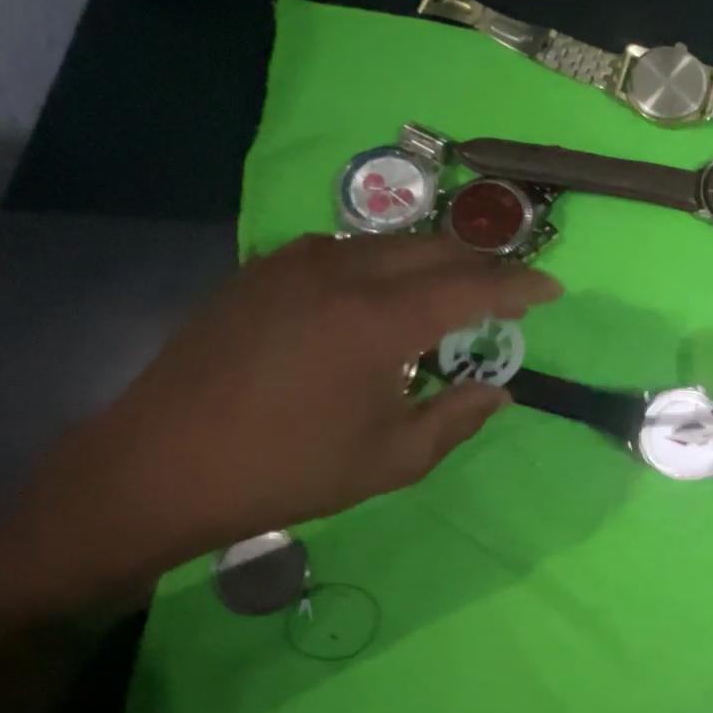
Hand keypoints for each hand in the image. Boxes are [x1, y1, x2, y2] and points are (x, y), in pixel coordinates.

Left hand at [3, 234, 560, 596]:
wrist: (158, 468)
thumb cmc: (290, 470)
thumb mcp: (395, 459)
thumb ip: (457, 418)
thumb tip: (497, 390)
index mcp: (379, 322)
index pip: (471, 288)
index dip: (519, 286)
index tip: (553, 289)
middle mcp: (339, 278)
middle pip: (431, 249)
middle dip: (482, 263)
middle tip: (513, 287)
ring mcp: (289, 270)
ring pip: (384, 243)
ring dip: (432, 258)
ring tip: (456, 285)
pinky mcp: (255, 277)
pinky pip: (338, 250)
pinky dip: (380, 260)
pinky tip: (383, 287)